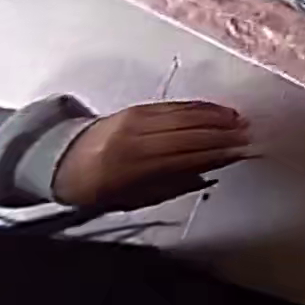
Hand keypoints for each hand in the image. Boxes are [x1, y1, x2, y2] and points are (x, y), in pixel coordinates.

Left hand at [52, 100, 249, 208]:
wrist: (55, 159)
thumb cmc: (97, 185)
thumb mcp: (127, 198)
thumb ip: (170, 187)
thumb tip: (211, 173)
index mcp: (129, 171)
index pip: (187, 159)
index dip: (218, 155)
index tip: (243, 153)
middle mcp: (134, 143)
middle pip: (191, 136)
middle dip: (225, 136)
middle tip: (250, 136)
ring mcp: (137, 122)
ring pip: (189, 118)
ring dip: (221, 119)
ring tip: (242, 122)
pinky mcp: (140, 108)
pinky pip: (180, 106)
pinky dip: (206, 108)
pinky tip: (223, 111)